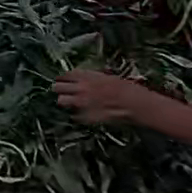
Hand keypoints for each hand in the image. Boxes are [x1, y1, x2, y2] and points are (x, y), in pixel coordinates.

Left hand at [53, 69, 169, 125]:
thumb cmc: (125, 89)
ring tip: (70, 103)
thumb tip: (81, 78)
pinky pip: (74, 116)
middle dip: (59, 89)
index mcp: (85, 76)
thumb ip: (90, 77)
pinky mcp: (86, 117)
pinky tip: (82, 114)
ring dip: (64, 102)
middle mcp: (79, 88)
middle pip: (57, 87)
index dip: (62, 78)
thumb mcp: (106, 76)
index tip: (62, 81)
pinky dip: (76, 115)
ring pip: (61, 101)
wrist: (135, 104)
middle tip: (62, 92)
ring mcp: (81, 103)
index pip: (63, 75)